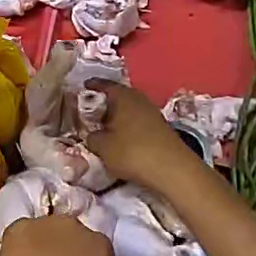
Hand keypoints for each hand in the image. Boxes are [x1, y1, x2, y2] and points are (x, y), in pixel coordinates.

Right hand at [83, 81, 205, 194]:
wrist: (172, 170)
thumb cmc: (132, 152)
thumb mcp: (101, 146)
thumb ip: (91, 137)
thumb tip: (92, 135)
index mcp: (123, 96)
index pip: (104, 85)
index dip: (91, 86)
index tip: (82, 87)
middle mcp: (139, 99)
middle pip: (117, 96)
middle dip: (104, 103)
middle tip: (88, 112)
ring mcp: (152, 113)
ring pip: (128, 109)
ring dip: (116, 116)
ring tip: (102, 127)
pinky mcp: (159, 128)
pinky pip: (137, 121)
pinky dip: (126, 126)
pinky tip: (120, 137)